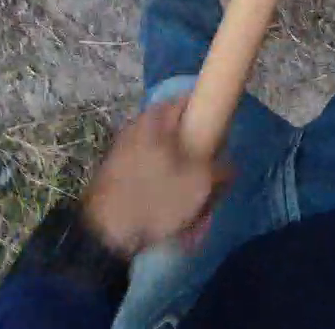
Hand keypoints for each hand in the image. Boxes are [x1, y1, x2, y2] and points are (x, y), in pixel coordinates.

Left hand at [81, 101, 230, 255]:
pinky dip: (159, 189)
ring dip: (178, 176)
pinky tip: (167, 214)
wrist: (104, 235)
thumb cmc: (156, 197)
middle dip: (194, 154)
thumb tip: (230, 166)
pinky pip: (146, 175)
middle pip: (176, 132)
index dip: (208, 115)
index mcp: (156, 118)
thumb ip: (221, 170)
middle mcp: (136, 126)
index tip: (220, 137)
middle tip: (206, 177)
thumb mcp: (200, 184)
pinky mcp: (113, 175)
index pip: (189, 100)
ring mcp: (121, 151)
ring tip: (190, 206)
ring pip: (162, 157)